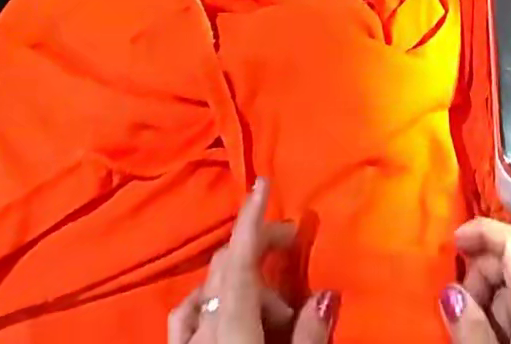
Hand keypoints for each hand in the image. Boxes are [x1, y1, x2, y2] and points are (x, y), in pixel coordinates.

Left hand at [168, 178, 337, 343]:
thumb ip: (308, 334)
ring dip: (242, 283)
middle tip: (292, 252)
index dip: (251, 216)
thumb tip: (327, 293)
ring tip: (275, 307)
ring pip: (209, 287)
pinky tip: (224, 307)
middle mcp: (202, 325)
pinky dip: (209, 298)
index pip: (240, 257)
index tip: (263, 181)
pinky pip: (186, 312)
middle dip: (260, 251)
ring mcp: (183, 341)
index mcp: (230, 325)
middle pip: (228, 267)